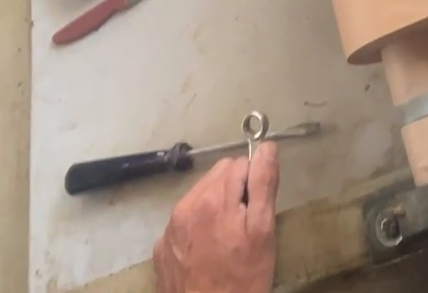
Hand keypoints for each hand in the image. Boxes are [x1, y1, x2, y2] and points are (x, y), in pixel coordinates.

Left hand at [153, 142, 280, 292]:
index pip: (240, 163)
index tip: (258, 207)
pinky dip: (199, 225)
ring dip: (217, 205)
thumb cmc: (242, 279)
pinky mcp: (161, 248)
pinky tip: (209, 250)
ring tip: (228, 238)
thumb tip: (266, 147)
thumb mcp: (263, 232)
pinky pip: (185, 219)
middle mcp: (186, 206)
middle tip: (246, 223)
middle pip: (218, 175)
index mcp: (213, 198)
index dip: (254, 181)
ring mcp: (169, 228)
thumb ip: (264, 183)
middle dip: (235, 190)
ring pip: (201, 195)